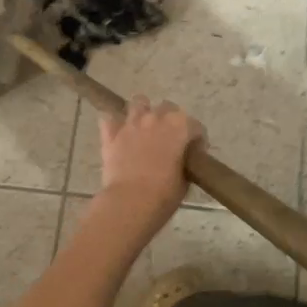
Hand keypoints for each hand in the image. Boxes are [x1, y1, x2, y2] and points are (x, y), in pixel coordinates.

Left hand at [97, 97, 204, 232]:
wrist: (130, 202)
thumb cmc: (163, 195)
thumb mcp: (184, 181)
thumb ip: (184, 163)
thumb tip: (180, 160)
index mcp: (180, 127)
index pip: (195, 126)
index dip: (197, 139)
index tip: (194, 153)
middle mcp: (156, 117)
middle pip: (167, 107)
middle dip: (170, 119)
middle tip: (169, 139)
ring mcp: (132, 123)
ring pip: (138, 103)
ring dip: (143, 113)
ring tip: (143, 129)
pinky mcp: (112, 133)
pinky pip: (109, 118)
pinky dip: (114, 124)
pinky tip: (118, 134)